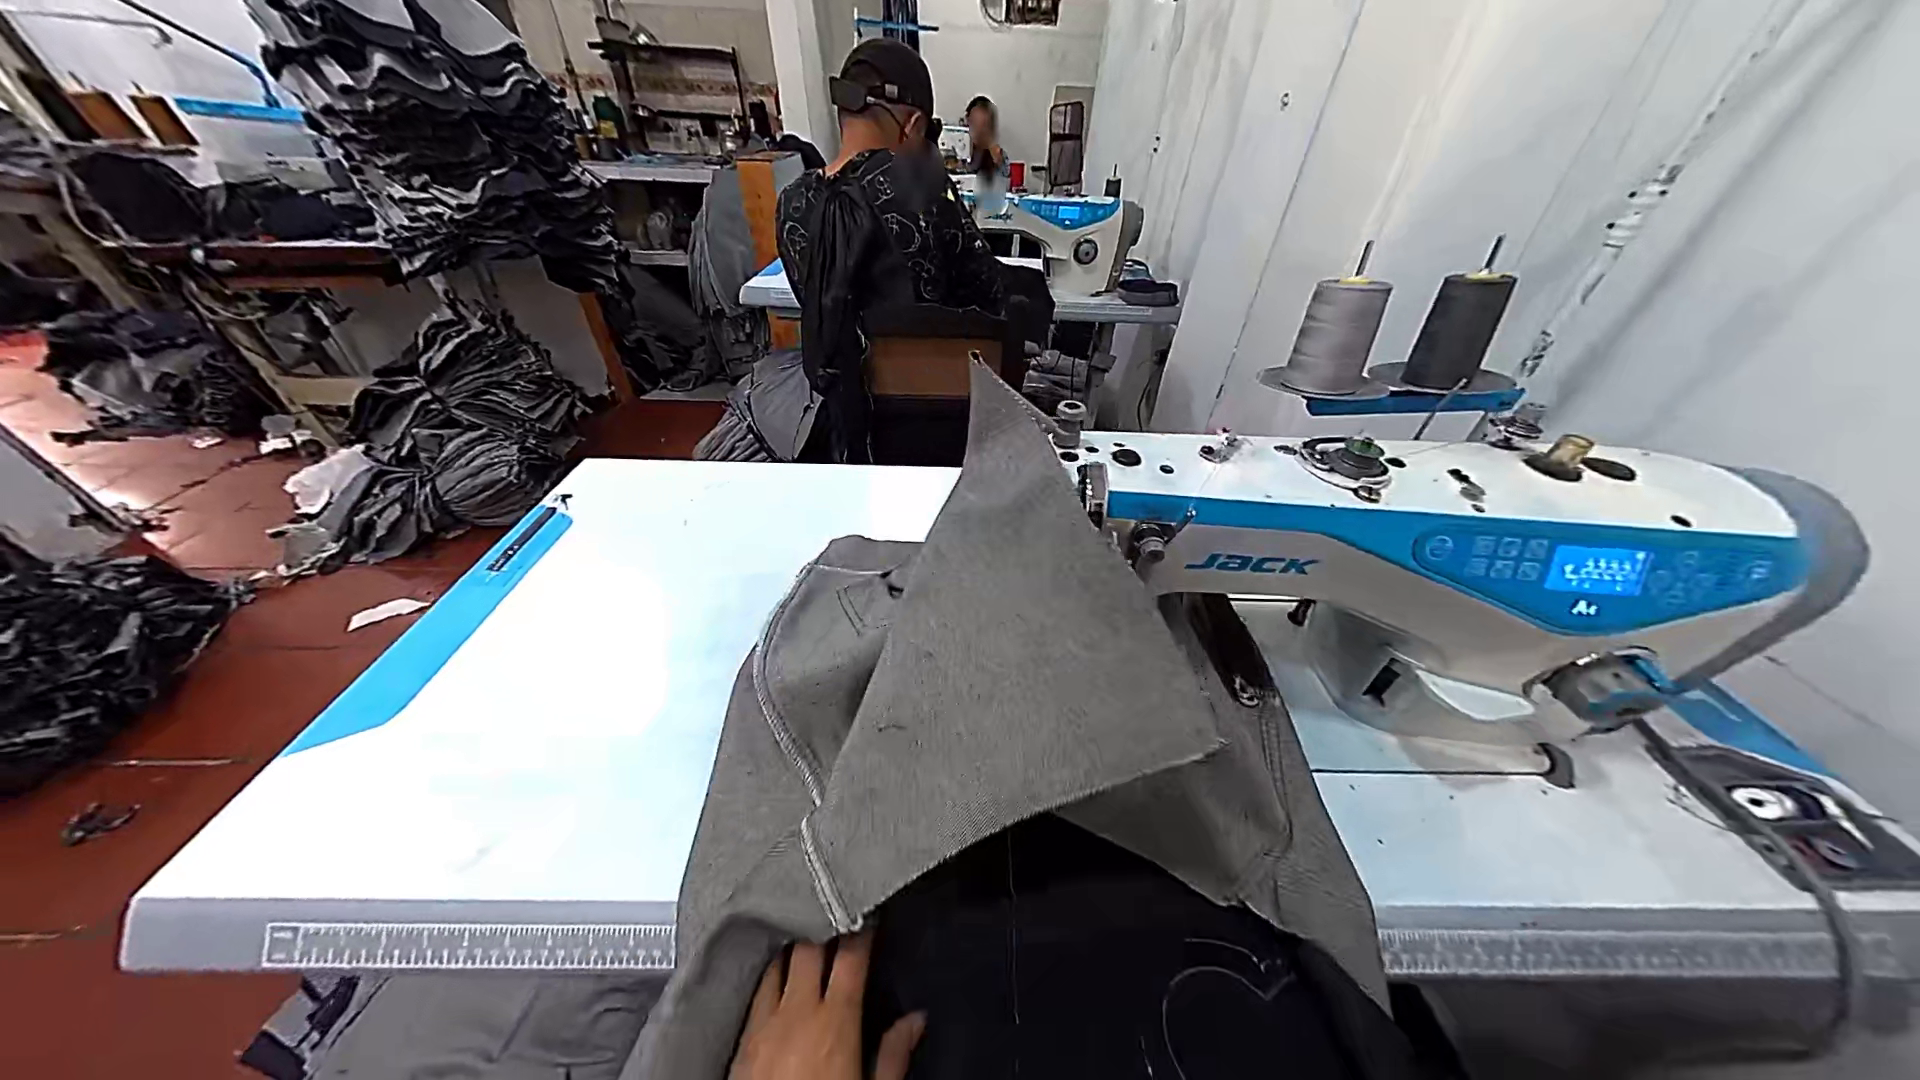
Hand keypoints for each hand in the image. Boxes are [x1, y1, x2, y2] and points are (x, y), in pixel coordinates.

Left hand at [728, 929, 926, 1079]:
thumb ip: (893, 1055)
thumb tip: (916, 1019)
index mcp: (835, 1022)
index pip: (850, 956)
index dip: (861, 932)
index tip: (869, 921)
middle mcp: (798, 1012)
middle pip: (809, 947)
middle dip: (823, 931)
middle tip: (836, 926)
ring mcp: (765, 1024)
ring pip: (778, 962)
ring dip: (794, 952)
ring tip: (807, 946)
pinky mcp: (742, 1041)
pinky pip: (756, 992)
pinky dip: (770, 977)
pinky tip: (779, 980)